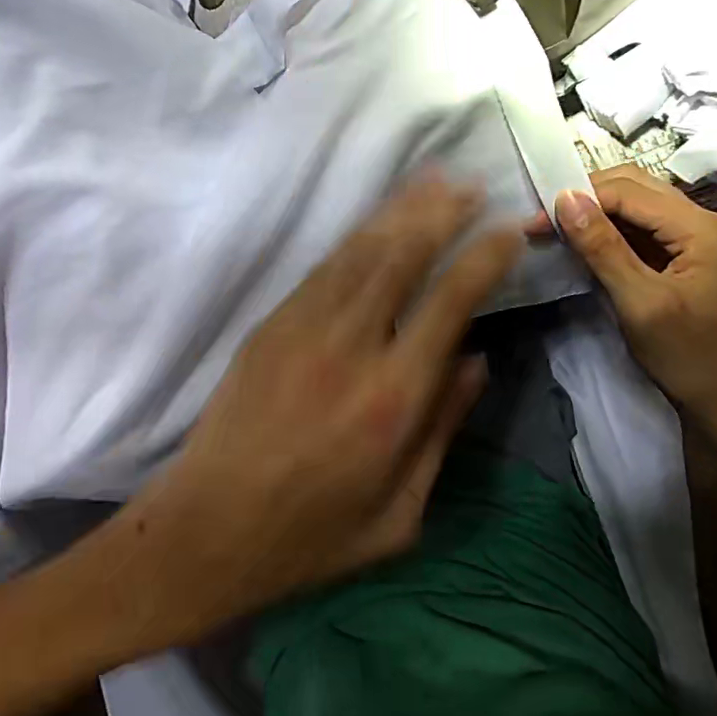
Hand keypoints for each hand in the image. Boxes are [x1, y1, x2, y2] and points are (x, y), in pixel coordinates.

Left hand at [127, 178, 522, 632]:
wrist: (209, 529)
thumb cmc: (312, 536)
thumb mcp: (400, 514)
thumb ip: (442, 430)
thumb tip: (477, 361)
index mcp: (393, 399)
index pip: (449, 304)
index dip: (483, 259)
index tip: (508, 231)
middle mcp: (351, 349)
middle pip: (402, 258)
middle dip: (441, 213)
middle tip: (470, 184)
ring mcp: (302, 329)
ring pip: (360, 252)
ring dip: (399, 211)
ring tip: (431, 179)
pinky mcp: (270, 326)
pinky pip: (322, 268)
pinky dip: (355, 237)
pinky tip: (374, 221)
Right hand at [533, 165, 716, 425]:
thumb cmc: (684, 356)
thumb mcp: (638, 303)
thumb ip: (603, 248)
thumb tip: (565, 199)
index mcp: (706, 229)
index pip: (633, 193)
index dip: (582, 198)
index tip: (537, 216)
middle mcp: (709, 221)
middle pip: (639, 188)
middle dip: (588, 198)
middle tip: (543, 219)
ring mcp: (702, 235)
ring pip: (640, 203)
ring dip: (597, 212)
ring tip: (558, 226)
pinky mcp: (690, 251)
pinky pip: (645, 226)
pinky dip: (612, 229)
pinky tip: (585, 239)